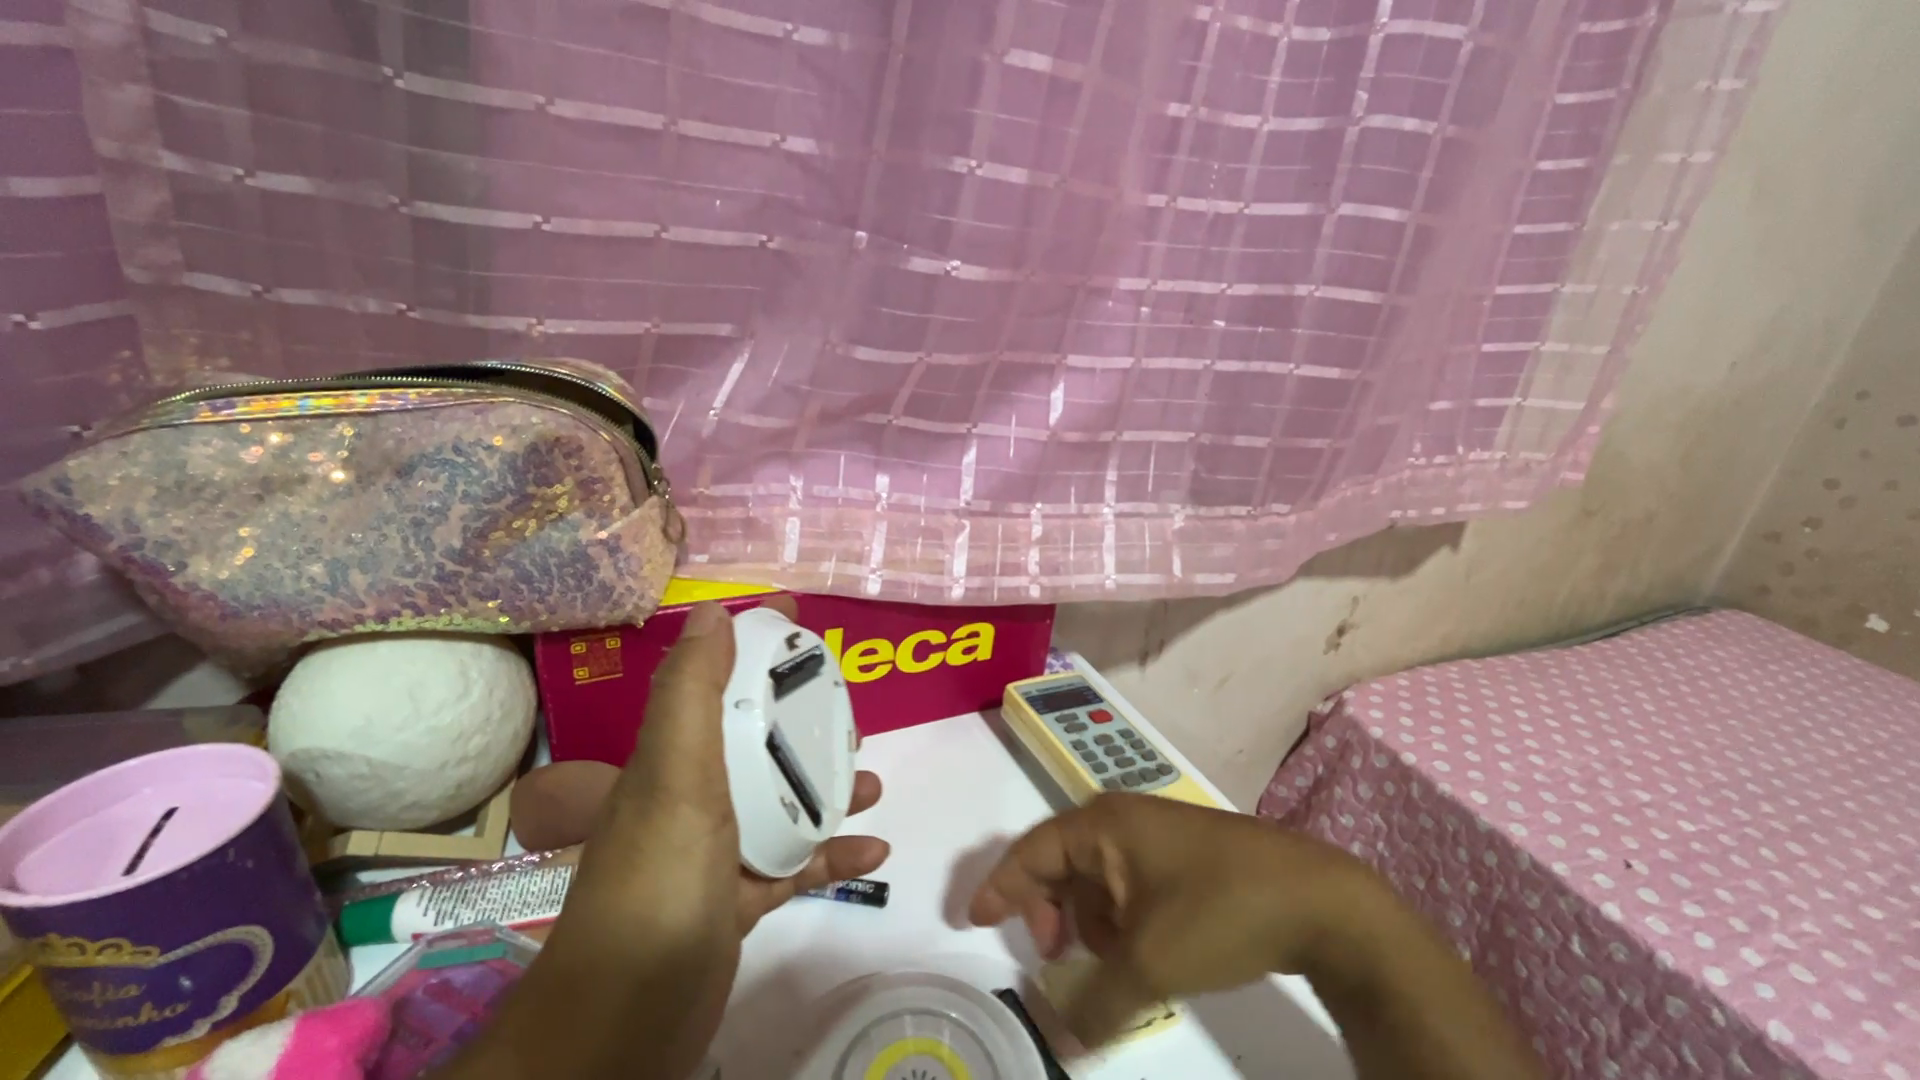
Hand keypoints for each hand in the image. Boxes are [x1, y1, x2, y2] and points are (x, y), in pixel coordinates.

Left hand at [481, 598, 886, 1079]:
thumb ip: (691, 695)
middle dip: (802, 721)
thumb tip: (711, 613)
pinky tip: (874, 851)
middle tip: (849, 712)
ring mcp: (715, 853)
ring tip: (872, 780)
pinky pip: (795, 867)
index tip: (797, 616)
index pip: (714, 682)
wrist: (628, 1014)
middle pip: (754, 743)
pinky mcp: (739, 902)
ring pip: (780, 805)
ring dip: (827, 789)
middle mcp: (690, 798)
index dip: (752, 643)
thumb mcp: (673, 775)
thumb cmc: (659, 878)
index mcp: (673, 760)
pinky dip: (833, 855)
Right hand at [968, 794, 1367, 1047]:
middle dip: (1049, 913)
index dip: (1000, 886)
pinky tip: (1145, 955)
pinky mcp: (1188, 859)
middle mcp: (1125, 820)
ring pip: (1100, 881)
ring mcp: (1160, 837)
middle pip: (1062, 865)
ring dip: (1091, 924)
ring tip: (1112, 966)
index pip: (1031, 851)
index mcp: (1103, 824)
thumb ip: (1096, 1003)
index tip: (973, 919)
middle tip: (1050, 956)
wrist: (1322, 902)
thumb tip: (1062, 1042)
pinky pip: (1132, 887)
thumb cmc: (1221, 911)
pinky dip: (1123, 922)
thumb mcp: (1151, 963)